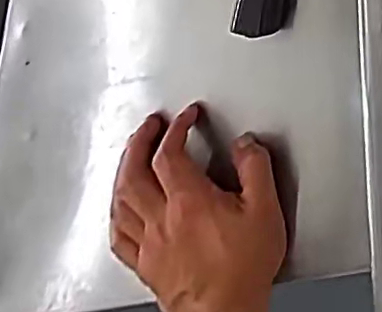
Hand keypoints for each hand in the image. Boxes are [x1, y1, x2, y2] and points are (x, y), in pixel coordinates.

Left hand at [111, 104, 285, 311]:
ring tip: (132, 155)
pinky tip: (122, 207)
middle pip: (134, 174)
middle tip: (150, 125)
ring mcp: (149, 246)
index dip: (177, 128)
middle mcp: (162, 221)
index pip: (170, 154)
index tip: (188, 115)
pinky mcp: (145, 267)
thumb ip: (255, 167)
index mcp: (189, 202)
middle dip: (140, 143)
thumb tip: (245, 144)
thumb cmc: (244, 266)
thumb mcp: (265, 207)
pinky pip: (119, 234)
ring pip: (120, 203)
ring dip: (123, 172)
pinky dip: (117, 212)